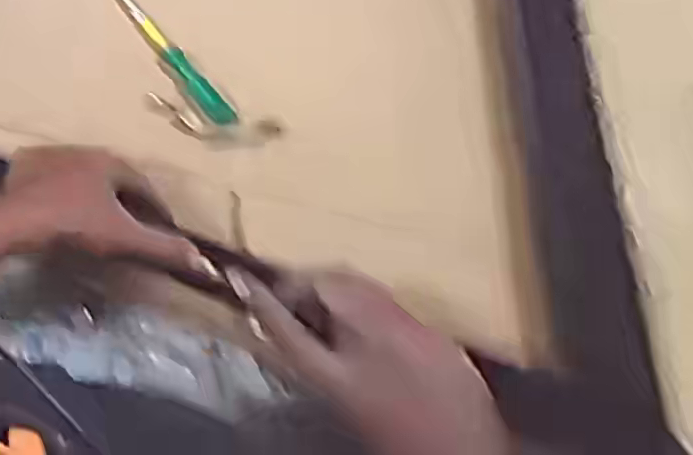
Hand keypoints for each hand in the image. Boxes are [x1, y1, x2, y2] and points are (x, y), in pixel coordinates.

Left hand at [0, 146, 202, 270]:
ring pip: (80, 171)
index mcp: (107, 161)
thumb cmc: (75, 224)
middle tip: (134, 222)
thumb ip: (162, 246)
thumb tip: (201, 257)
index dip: (156, 206)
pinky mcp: (24, 162)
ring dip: (92, 190)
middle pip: (111, 174)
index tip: (164, 226)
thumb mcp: (124, 238)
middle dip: (125, 197)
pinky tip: (62, 205)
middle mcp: (80, 148)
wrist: (18, 218)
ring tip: (98, 215)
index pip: (142, 183)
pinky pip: (51, 174)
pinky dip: (62, 188)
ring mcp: (49, 152)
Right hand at [236, 270, 512, 454]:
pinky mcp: (453, 350)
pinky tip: (376, 356)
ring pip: (374, 296)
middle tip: (303, 322)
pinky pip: (403, 319)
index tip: (274, 307)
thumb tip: (239, 279)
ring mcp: (432, 328)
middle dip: (317, 293)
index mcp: (365, 308)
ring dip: (347, 307)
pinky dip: (379, 325)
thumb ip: (278, 323)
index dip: (287, 287)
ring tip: (335, 339)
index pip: (312, 274)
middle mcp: (401, 308)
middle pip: (344, 278)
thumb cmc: (376, 418)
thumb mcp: (319, 373)